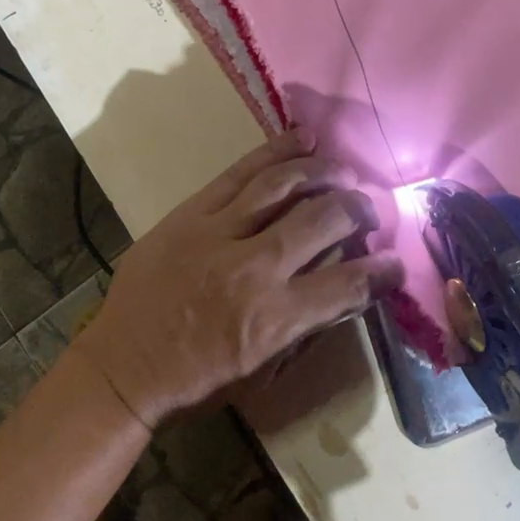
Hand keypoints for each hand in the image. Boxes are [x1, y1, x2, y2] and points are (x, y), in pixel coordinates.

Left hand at [73, 128, 403, 427]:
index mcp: (274, 319)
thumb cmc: (195, 379)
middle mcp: (253, 269)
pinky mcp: (191, 212)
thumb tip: (346, 289)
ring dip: (321, 172)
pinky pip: (239, 173)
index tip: (395, 263)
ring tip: (343, 169)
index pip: (346, 285)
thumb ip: (304, 326)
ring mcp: (218, 233)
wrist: (124, 364)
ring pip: (282, 185)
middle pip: (321, 220)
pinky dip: (274, 153)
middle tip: (369, 207)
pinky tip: (302, 140)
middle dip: (356, 208)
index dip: (381, 272)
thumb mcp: (260, 369)